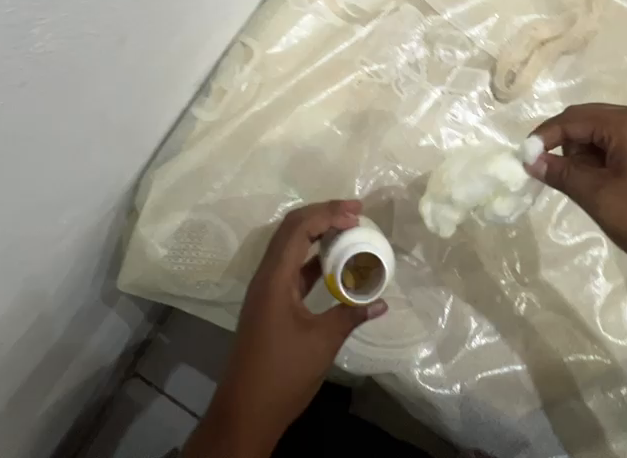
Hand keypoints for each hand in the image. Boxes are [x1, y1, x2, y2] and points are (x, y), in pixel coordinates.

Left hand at [186, 200, 386, 456]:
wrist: (245, 413)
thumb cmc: (282, 374)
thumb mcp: (322, 342)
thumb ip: (350, 314)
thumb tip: (380, 301)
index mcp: (274, 278)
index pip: (299, 228)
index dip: (328, 213)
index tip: (358, 213)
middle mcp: (266, 276)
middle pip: (291, 228)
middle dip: (323, 215)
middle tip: (355, 213)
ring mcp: (266, 289)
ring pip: (290, 245)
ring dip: (318, 233)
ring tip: (349, 230)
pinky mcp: (270, 303)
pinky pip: (293, 266)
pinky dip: (314, 257)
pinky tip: (335, 262)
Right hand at [528, 103, 626, 285]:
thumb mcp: (600, 199)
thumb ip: (563, 174)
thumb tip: (532, 160)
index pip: (572, 118)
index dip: (544, 137)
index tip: (524, 161)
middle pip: (587, 120)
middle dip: (564, 146)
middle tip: (550, 177)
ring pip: (603, 134)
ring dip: (585, 156)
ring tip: (584, 190)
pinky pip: (621, 145)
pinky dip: (604, 161)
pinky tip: (604, 188)